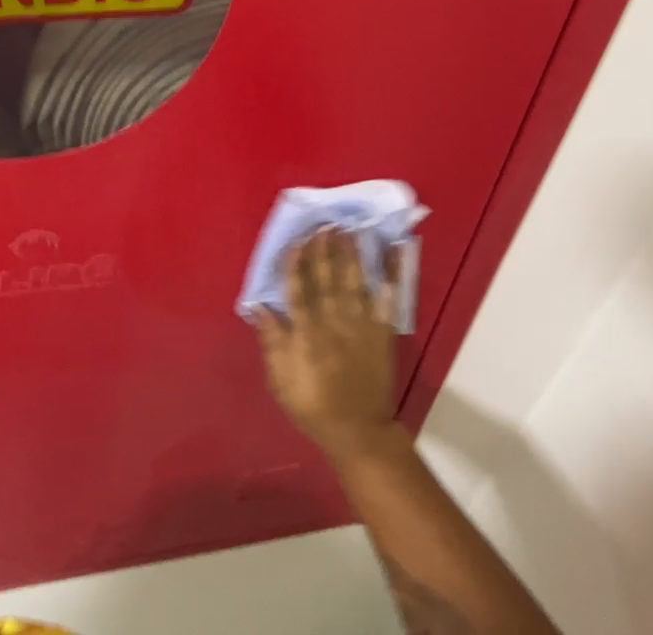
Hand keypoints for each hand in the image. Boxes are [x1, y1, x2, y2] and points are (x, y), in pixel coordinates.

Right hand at [252, 229, 407, 463]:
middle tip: (324, 224)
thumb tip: (259, 307)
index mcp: (305, 332)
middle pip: (325, 277)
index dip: (295, 263)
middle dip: (323, 249)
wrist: (358, 428)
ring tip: (348, 230)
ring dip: (350, 253)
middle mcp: (332, 320)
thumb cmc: (312, 405)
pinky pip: (388, 296)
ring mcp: (360, 323)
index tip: (296, 240)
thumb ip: (272, 341)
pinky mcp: (382, 329)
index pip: (297, 289)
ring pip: (353, 279)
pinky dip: (391, 272)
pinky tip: (393, 251)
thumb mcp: (280, 380)